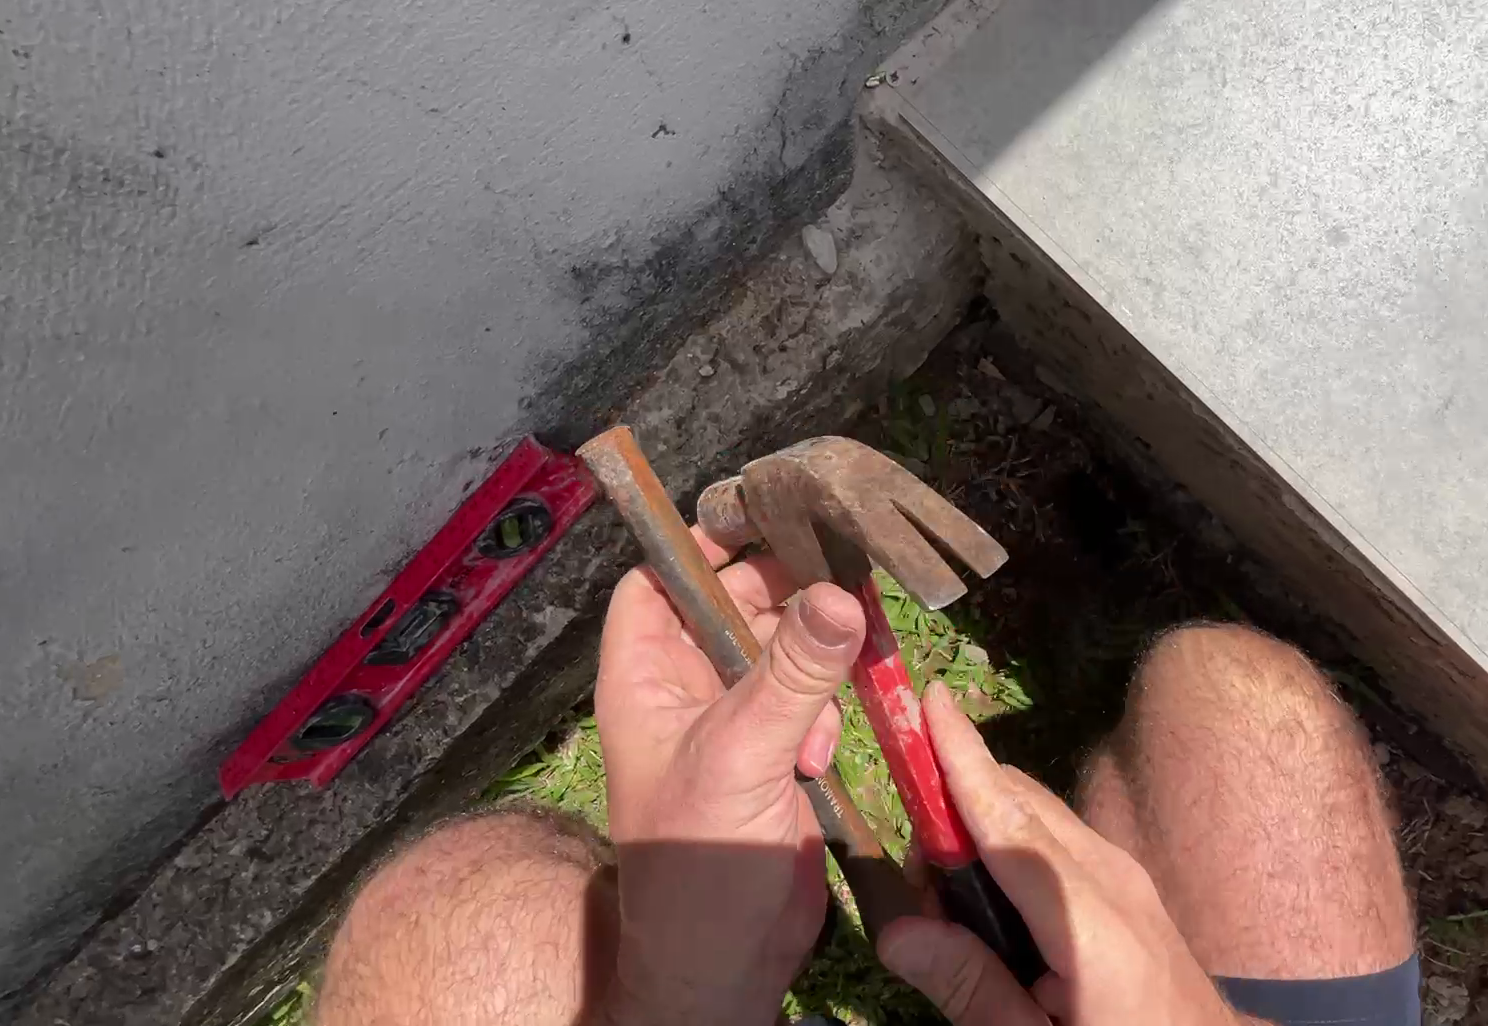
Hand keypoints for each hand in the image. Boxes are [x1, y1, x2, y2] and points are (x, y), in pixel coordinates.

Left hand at [594, 529, 866, 1025]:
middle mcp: (688, 684)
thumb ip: (794, 671)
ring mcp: (736, 712)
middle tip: (834, 589)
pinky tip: (821, 753)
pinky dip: (824, 705)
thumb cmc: (701, 857)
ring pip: (782, 645)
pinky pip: (808, 689)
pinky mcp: (778, 740)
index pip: (658, 584)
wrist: (730, 961)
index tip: (760, 526)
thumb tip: (840, 594)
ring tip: (819, 714)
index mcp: (648, 674)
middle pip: (734, 604)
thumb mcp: (744, 751)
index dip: (698, 550)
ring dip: (812, 663)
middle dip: (781, 601)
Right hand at [877, 682, 1240, 1025]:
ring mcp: (1122, 868)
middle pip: (1016, 800)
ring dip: (979, 821)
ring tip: (951, 903)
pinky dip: (1008, 837)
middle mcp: (1108, 872)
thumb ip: (971, 988)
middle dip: (953, 802)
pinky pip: (1052, 831)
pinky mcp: (1123, 876)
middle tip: (919, 882)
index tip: (931, 698)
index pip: (1008, 820)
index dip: (963, 757)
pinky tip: (995, 900)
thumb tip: (896, 930)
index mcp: (1090, 922)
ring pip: (1032, 809)